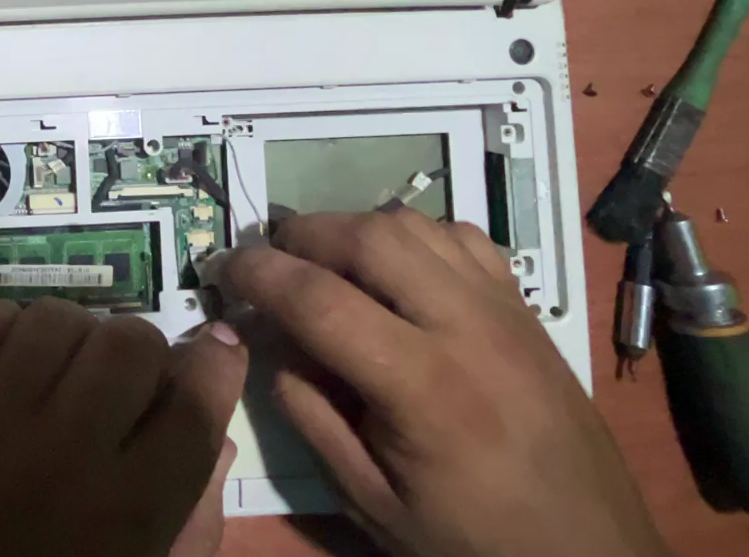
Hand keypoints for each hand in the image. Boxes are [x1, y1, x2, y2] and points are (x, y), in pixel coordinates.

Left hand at [0, 297, 246, 556]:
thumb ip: (191, 512)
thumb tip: (214, 430)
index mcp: (130, 508)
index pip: (194, 406)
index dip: (217, 363)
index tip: (218, 343)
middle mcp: (68, 451)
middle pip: (129, 344)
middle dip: (139, 347)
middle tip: (122, 376)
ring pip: (55, 320)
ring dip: (71, 332)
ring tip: (62, 364)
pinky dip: (0, 323)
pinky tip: (9, 357)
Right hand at [226, 208, 670, 556]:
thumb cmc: (472, 542)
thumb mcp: (367, 499)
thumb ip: (306, 411)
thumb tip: (269, 335)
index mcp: (425, 392)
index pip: (319, 301)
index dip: (257, 274)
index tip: (224, 270)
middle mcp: (469, 331)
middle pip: (369, 237)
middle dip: (302, 234)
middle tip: (272, 258)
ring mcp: (504, 311)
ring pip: (412, 223)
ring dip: (351, 227)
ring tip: (325, 259)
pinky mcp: (524, 307)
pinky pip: (458, 236)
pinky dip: (410, 234)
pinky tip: (392, 268)